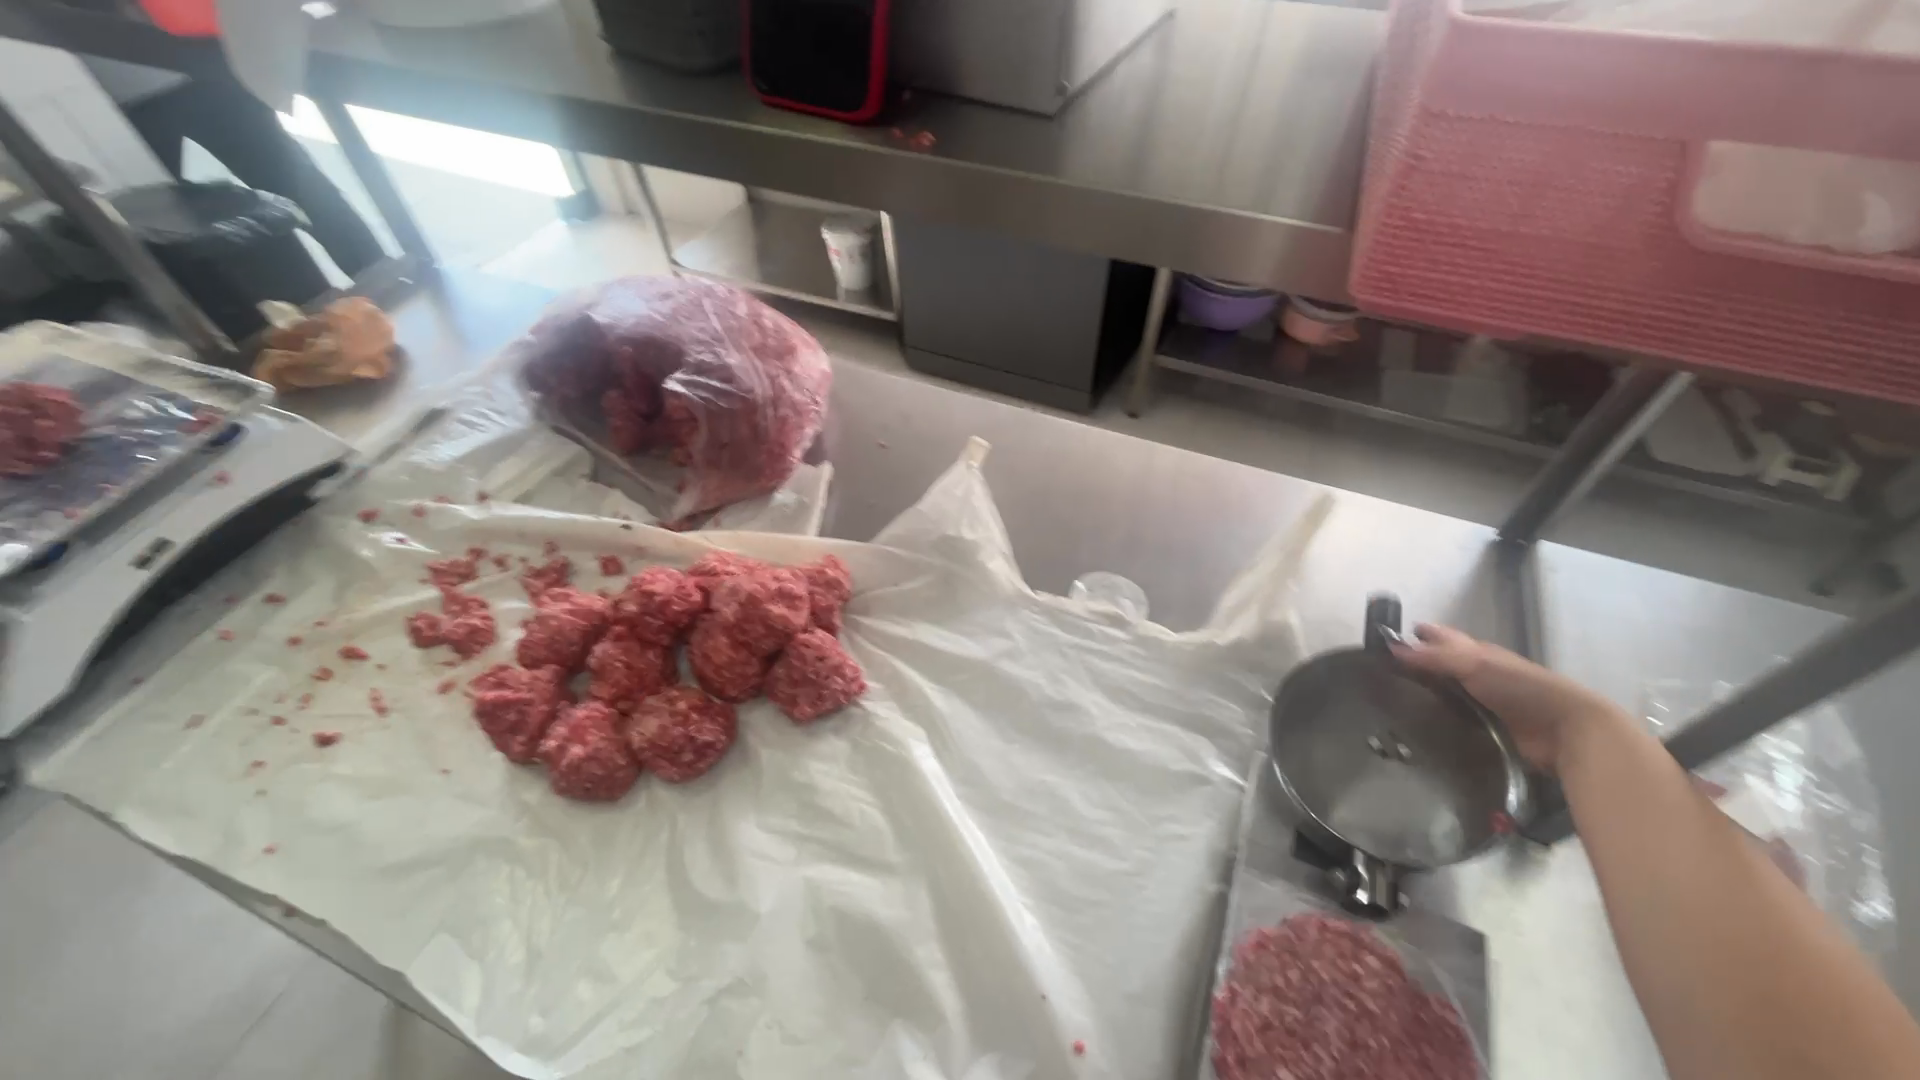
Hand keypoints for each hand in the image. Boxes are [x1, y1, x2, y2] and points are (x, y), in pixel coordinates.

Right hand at [1390, 623, 1629, 774]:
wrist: (1566, 731)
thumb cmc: (1522, 688)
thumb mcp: (1475, 664)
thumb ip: (1434, 658)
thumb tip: (1391, 648)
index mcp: (1479, 654)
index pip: (1443, 640)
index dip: (1420, 637)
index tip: (1387, 640)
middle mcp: (1480, 677)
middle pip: (1443, 667)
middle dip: (1417, 666)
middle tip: (1383, 673)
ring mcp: (1483, 706)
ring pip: (1447, 695)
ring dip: (1426, 696)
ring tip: (1392, 701)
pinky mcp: (1485, 733)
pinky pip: (1454, 723)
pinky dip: (1437, 721)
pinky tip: (1417, 726)